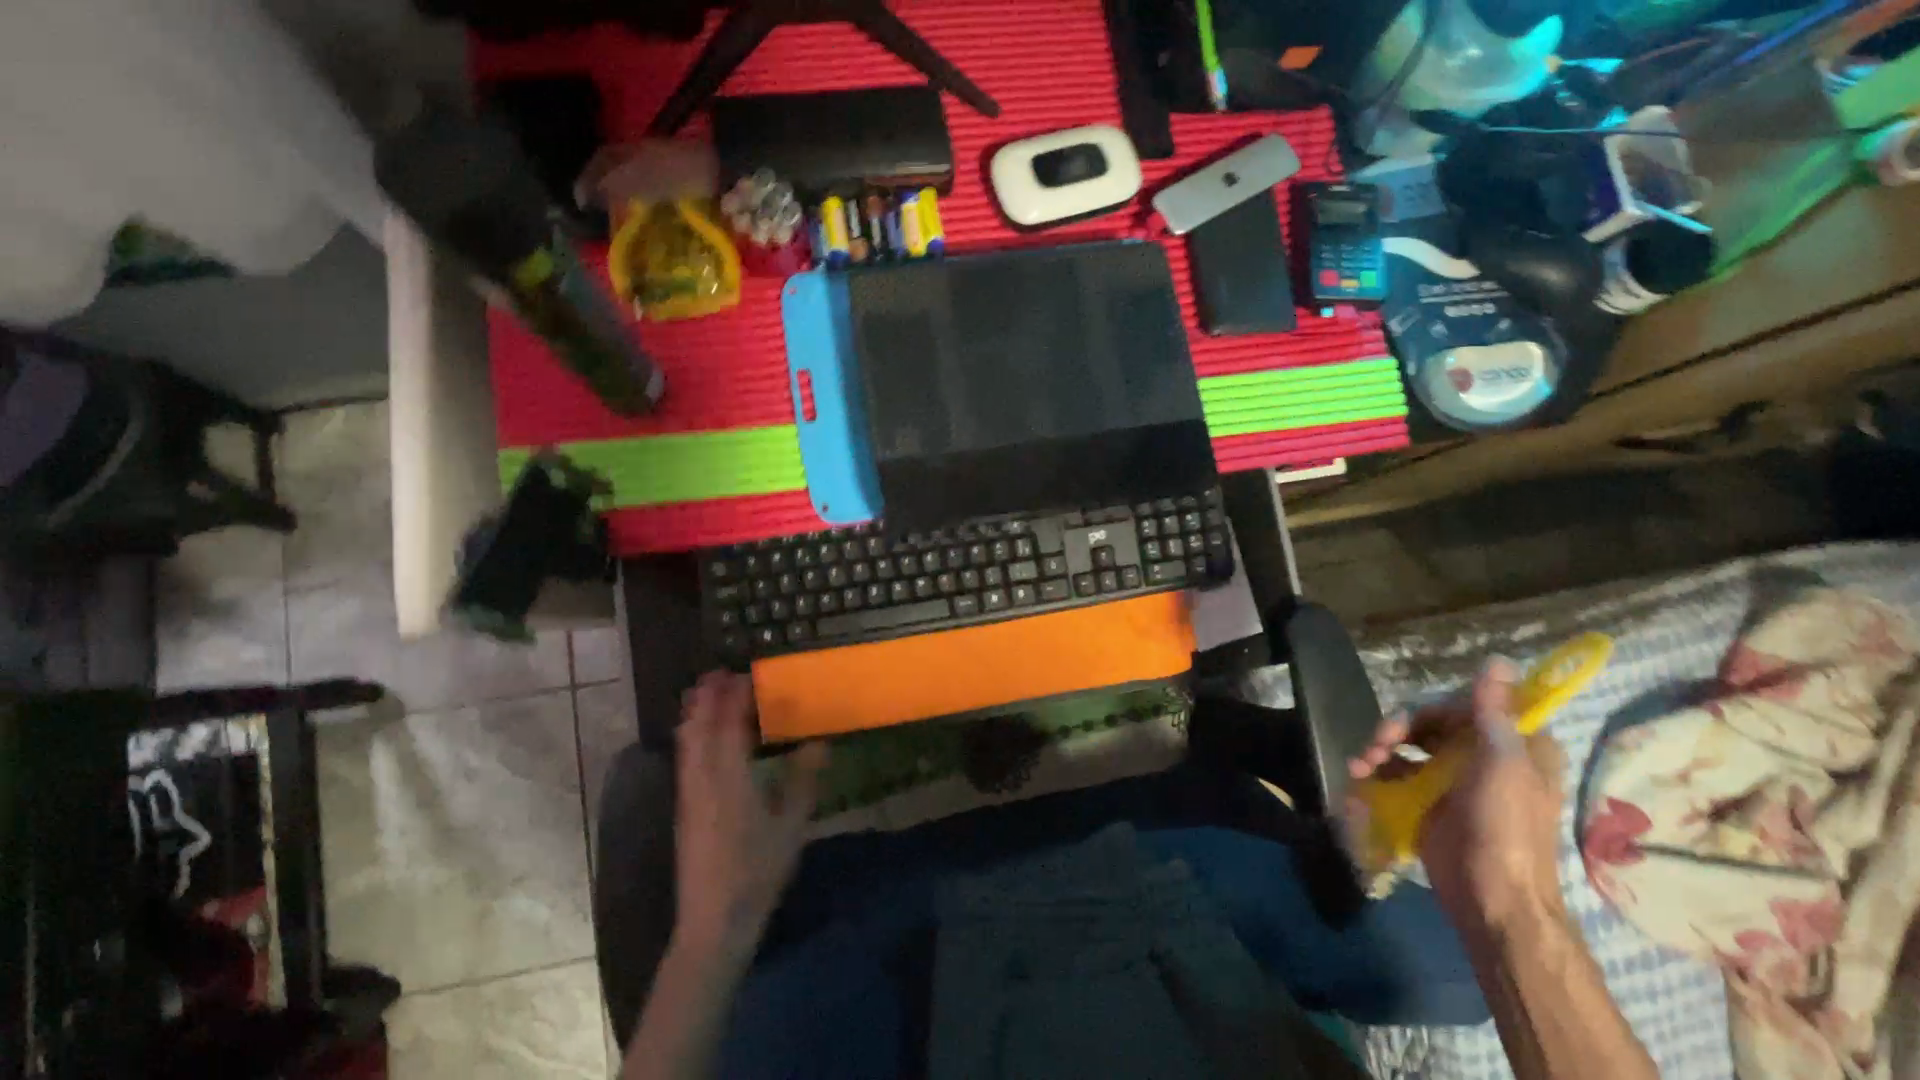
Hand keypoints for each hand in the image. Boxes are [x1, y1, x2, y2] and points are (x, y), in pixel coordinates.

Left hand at [672, 671, 827, 962]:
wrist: (714, 920)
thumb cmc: (758, 872)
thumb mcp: (791, 826)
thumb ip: (804, 780)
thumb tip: (819, 741)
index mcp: (730, 778)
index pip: (729, 724)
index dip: (736, 697)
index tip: (748, 674)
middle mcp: (702, 779)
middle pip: (700, 727)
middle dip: (709, 698)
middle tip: (721, 673)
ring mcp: (689, 795)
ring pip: (687, 742)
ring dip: (695, 714)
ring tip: (706, 694)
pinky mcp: (684, 810)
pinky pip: (684, 758)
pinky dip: (691, 736)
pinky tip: (699, 738)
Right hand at [1350, 659, 1566, 933]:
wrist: (1492, 899)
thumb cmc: (1505, 830)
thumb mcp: (1502, 766)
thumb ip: (1494, 712)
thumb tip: (1497, 659)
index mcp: (1516, 744)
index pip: (1469, 704)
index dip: (1436, 707)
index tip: (1411, 724)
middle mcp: (1486, 755)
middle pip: (1435, 722)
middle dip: (1401, 727)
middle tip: (1377, 742)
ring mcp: (1455, 780)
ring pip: (1412, 744)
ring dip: (1383, 746)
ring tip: (1360, 762)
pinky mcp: (1430, 802)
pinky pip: (1399, 772)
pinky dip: (1378, 770)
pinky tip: (1359, 775)